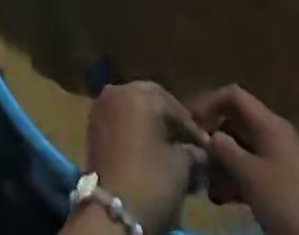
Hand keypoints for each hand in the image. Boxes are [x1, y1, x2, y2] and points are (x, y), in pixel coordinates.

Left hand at [83, 82, 210, 234]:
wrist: (111, 207)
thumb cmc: (151, 180)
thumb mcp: (181, 166)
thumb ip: (192, 152)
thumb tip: (199, 152)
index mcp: (140, 95)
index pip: (173, 106)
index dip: (191, 127)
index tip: (206, 146)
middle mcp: (117, 91)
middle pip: (150, 97)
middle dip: (170, 116)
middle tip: (187, 140)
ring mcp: (101, 106)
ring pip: (132, 105)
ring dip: (150, 120)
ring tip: (169, 144)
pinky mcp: (92, 123)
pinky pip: (119, 115)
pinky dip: (134, 125)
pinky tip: (148, 146)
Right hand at [189, 86, 298, 234]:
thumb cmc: (284, 201)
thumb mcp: (248, 173)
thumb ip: (224, 148)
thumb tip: (210, 136)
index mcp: (271, 125)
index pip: (233, 96)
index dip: (208, 103)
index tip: (190, 125)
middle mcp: (276, 136)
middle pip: (235, 124)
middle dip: (213, 140)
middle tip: (197, 160)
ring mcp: (283, 162)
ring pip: (242, 151)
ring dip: (222, 165)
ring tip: (210, 188)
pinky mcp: (285, 186)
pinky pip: (252, 172)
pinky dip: (235, 180)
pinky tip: (224, 199)